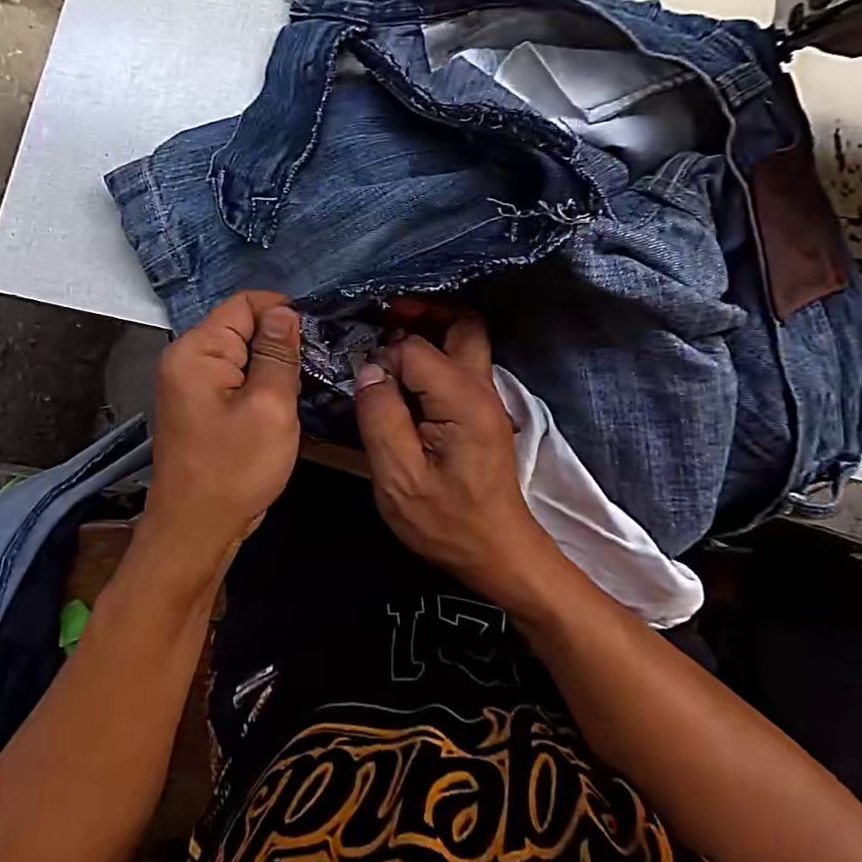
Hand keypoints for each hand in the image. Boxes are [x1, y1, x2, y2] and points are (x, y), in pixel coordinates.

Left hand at [142, 290, 303, 578]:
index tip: (316, 334)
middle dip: (278, 343)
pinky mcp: (201, 407)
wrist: (196, 530)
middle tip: (310, 371)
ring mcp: (191, 385)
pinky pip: (236, 380)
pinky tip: (278, 408)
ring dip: (271, 368)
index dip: (282, 311)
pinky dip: (260, 387)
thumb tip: (285, 312)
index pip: (243, 304)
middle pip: (242, 327)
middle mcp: (186, 359)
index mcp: (196, 351)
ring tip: (296, 393)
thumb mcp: (270, 406)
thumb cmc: (234, 470)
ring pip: (242, 356)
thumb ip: (278, 353)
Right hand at [353, 309, 561, 609]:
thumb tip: (370, 369)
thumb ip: (380, 417)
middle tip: (384, 317)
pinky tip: (406, 368)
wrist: (497, 551)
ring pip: (466, 337)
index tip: (364, 377)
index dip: (385, 356)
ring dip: (431, 326)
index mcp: (463, 401)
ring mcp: (488, 398)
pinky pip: (462, 360)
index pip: (416, 350)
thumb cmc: (447, 521)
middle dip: (423, 310)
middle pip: (462, 322)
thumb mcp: (399, 478)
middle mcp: (482, 389)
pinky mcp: (483, 410)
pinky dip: (436, 349)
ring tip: (390, 334)